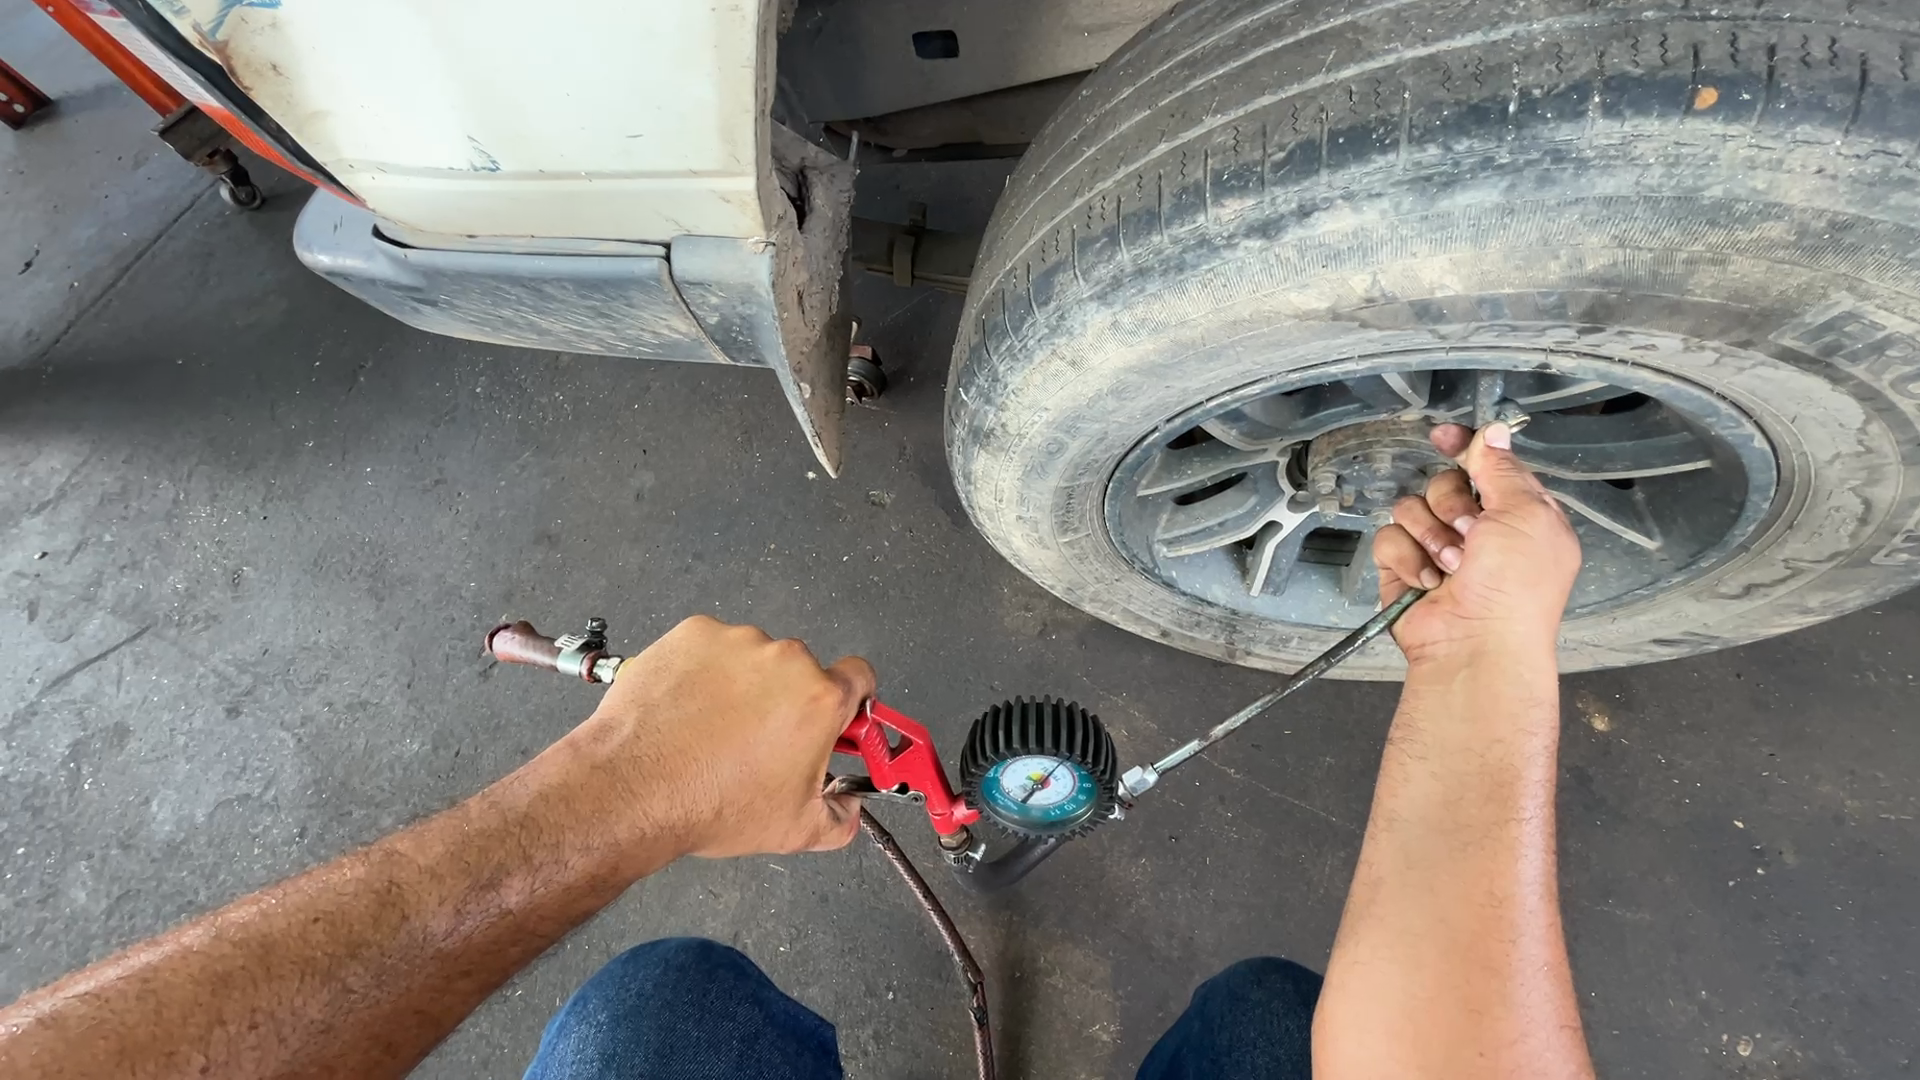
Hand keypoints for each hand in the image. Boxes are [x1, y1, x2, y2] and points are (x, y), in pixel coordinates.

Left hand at [562, 616, 871, 858]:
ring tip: (713, 727)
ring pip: (755, 658)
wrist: (631, 790)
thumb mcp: (796, 830)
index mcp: (821, 698)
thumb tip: (848, 806)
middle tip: (760, 739)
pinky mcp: (694, 634)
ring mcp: (738, 641)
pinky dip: (704, 670)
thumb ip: (841, 818)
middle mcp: (786, 659)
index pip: (860, 677)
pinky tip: (688, 708)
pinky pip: (712, 647)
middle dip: (788, 700)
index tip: (835, 718)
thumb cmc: (711, 803)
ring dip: (743, 683)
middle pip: (802, 671)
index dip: (851, 699)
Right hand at [1372, 422, 1581, 664]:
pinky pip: (1387, 538)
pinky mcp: (1400, 566)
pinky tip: (1425, 580)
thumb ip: (1501, 469)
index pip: (1484, 465)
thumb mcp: (1525, 515)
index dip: (1463, 447)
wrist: (1473, 641)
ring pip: (1409, 509)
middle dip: (1450, 506)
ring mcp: (1434, 547)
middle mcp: (1475, 529)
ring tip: (1449, 566)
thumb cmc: (1515, 584)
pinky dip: (1406, 558)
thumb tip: (1492, 430)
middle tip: (1470, 535)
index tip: (1441, 437)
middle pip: (1441, 484)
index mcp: (1516, 513)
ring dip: (1430, 536)